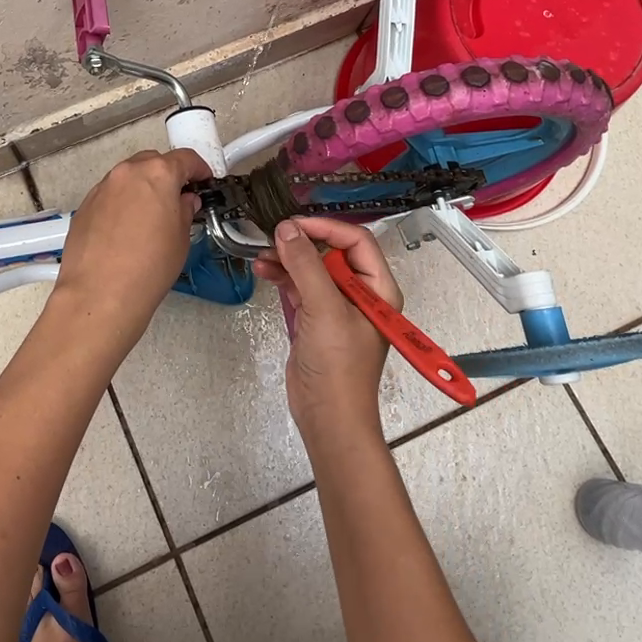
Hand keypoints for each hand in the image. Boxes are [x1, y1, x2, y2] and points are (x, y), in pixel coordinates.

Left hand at [49, 149, 211, 347]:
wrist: (100, 293)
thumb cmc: (146, 268)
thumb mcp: (181, 238)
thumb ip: (185, 211)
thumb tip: (185, 202)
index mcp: (157, 174)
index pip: (185, 159)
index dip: (199, 169)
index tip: (202, 179)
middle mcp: (127, 174)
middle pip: (153, 163)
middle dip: (167, 177)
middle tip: (179, 200)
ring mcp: (102, 188)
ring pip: (128, 179)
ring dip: (142, 189)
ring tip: (151, 218)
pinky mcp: (85, 206)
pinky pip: (110, 196)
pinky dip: (122, 204)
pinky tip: (127, 231)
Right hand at [253, 217, 400, 442]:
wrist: (328, 417)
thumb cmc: (340, 370)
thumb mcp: (325, 310)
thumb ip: (306, 266)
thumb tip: (287, 230)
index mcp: (378, 288)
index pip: (356, 241)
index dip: (326, 228)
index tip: (296, 225)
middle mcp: (360, 293)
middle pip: (331, 252)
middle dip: (302, 242)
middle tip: (275, 236)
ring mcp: (335, 306)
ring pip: (311, 267)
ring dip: (287, 258)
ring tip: (263, 255)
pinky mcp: (314, 319)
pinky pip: (298, 286)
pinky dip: (282, 275)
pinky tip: (264, 269)